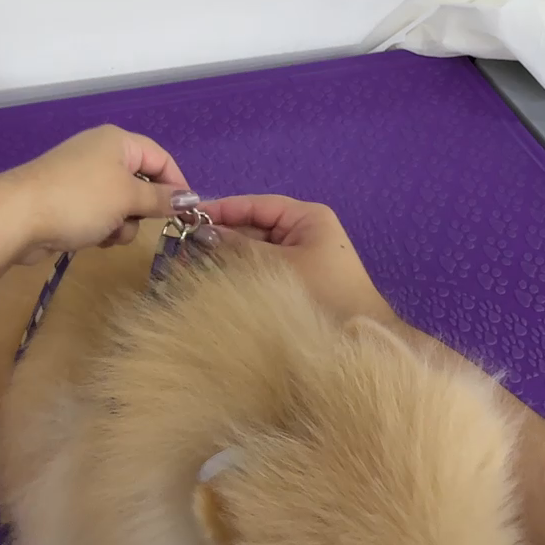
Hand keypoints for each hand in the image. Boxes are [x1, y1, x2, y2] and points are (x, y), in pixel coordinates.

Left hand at [0, 126, 192, 263]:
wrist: (17, 216)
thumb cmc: (80, 200)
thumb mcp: (127, 198)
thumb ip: (160, 199)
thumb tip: (189, 199)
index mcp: (118, 141)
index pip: (161, 158)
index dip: (176, 184)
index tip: (187, 213)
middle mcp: (101, 153)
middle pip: (140, 182)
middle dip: (142, 209)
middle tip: (135, 224)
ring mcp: (81, 177)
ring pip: (121, 204)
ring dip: (121, 223)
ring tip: (106, 233)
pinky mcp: (67, 200)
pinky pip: (99, 214)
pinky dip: (101, 228)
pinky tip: (90, 239)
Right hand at [201, 195, 396, 322]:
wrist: (358, 340)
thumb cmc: (322, 291)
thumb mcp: (275, 265)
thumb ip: (238, 246)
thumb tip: (202, 233)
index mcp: (307, 217)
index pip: (257, 204)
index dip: (223, 209)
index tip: (190, 216)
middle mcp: (303, 230)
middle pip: (254, 225)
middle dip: (222, 234)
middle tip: (186, 243)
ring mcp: (301, 255)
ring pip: (255, 247)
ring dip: (228, 254)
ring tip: (193, 259)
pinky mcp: (297, 277)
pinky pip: (262, 265)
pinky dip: (240, 269)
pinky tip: (215, 276)